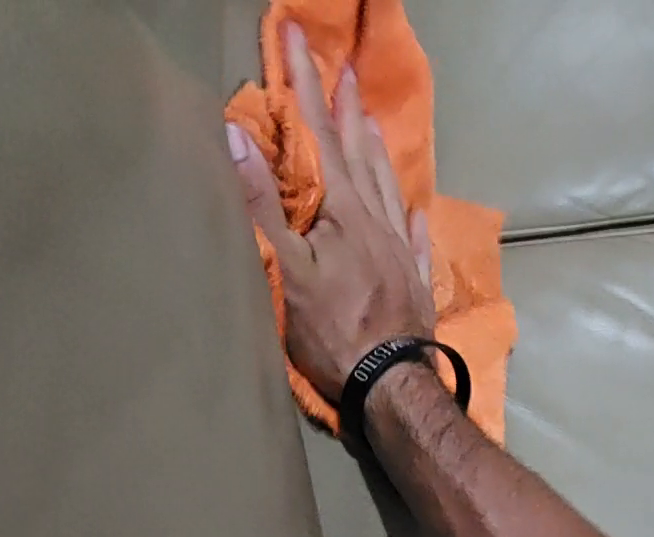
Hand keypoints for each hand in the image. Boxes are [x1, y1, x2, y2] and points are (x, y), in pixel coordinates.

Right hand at [227, 22, 435, 403]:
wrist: (391, 382)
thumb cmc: (335, 332)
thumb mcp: (289, 271)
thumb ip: (264, 207)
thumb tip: (237, 140)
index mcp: (344, 214)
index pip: (320, 135)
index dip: (305, 84)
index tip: (295, 36)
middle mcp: (377, 224)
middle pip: (359, 155)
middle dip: (347, 109)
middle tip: (346, 69)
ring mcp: (401, 253)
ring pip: (388, 189)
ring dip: (376, 152)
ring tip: (371, 122)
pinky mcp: (415, 284)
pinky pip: (416, 241)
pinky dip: (412, 220)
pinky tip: (414, 208)